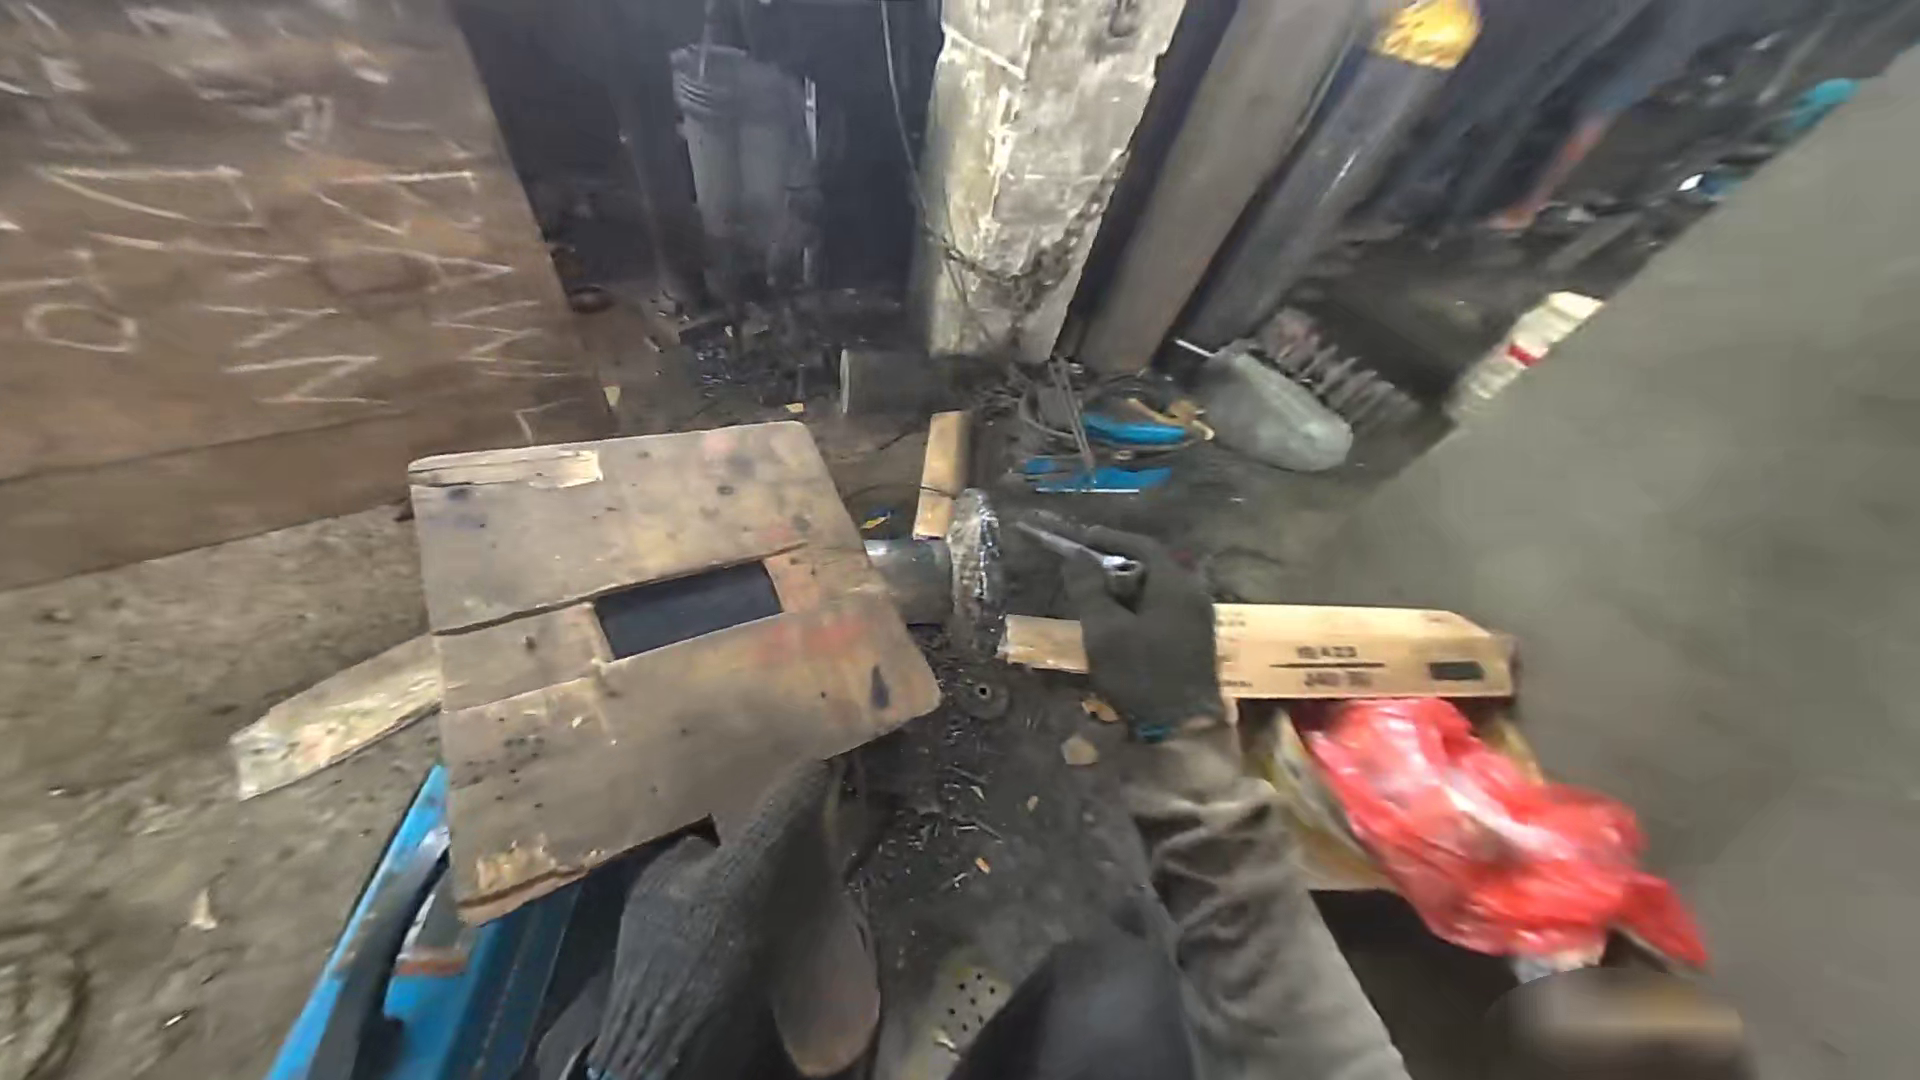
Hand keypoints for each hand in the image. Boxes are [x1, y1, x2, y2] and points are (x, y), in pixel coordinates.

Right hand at [1058, 526, 1223, 738]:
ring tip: (1096, 598)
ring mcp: (1196, 619)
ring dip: (1125, 588)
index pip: (1143, 546)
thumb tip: (1077, 556)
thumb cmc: (1140, 674)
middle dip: (1116, 564)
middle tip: (1085, 571)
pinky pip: (1162, 608)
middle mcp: (1192, 596)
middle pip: (1152, 566)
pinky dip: (1137, 606)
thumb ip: (1089, 589)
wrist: (1181, 730)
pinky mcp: (1193, 640)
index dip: (1111, 539)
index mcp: (1175, 586)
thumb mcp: (1104, 630)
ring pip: (1156, 589)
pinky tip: (1117, 623)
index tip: (1082, 538)